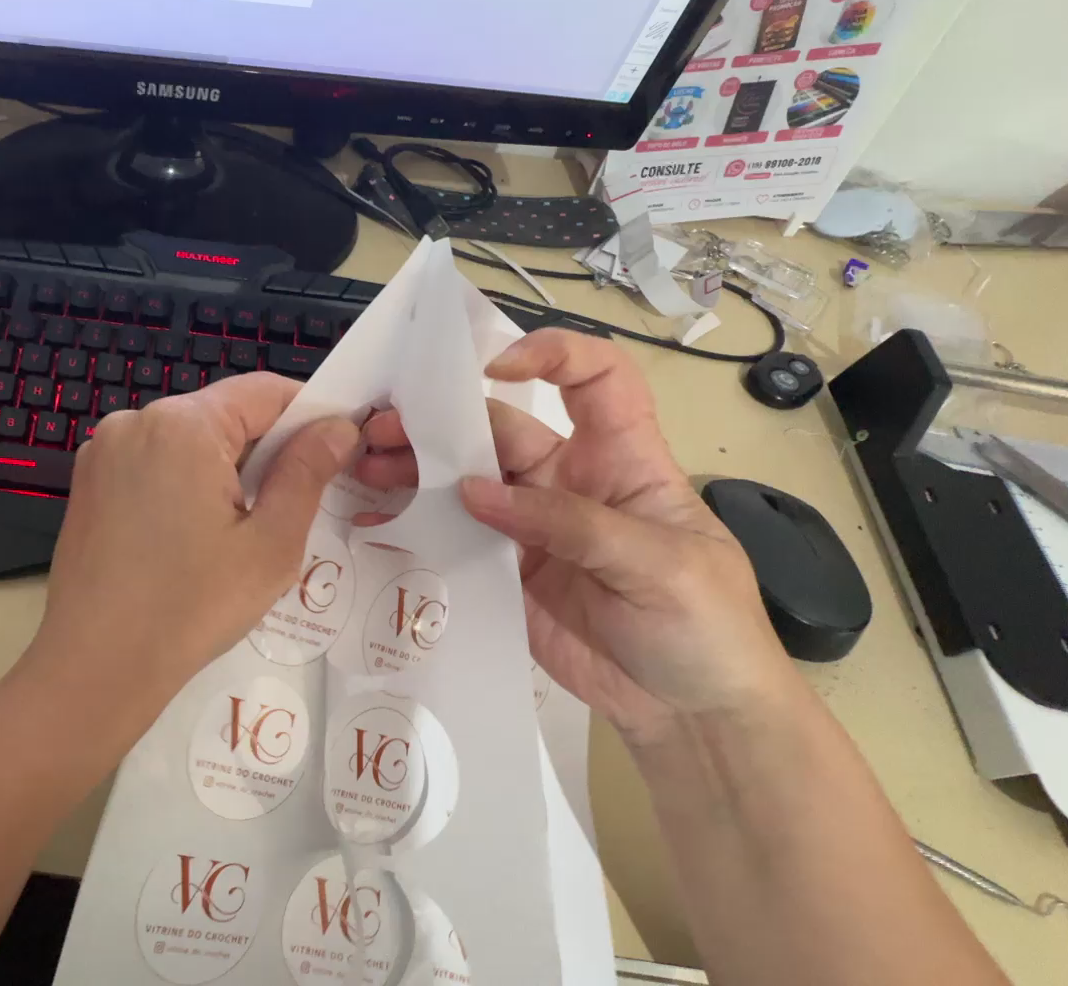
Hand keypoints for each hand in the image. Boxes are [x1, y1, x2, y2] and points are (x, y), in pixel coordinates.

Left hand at [29, 373, 360, 716]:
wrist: (96, 664)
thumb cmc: (191, 607)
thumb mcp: (269, 544)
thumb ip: (306, 473)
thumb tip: (337, 427)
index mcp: (182, 424)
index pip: (263, 392)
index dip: (309, 416)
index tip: (336, 453)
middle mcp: (135, 421)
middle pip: (221, 414)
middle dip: (263, 450)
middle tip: (292, 506)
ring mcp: (103, 451)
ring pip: (186, 441)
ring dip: (222, 470)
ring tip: (240, 530)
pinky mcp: (87, 482)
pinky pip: (151, 464)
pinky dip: (181, 484)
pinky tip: (190, 536)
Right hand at [353, 330, 799, 743]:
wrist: (685, 712)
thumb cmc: (705, 627)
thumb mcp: (658, 566)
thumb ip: (569, 524)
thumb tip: (474, 492)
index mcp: (621, 460)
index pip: (596, 380)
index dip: (555, 355)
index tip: (497, 367)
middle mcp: (565, 481)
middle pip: (499, 429)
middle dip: (441, 421)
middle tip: (380, 428)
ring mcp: (527, 525)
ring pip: (463, 478)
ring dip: (414, 466)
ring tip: (363, 466)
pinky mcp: (500, 567)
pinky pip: (450, 534)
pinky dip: (410, 521)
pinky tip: (373, 516)